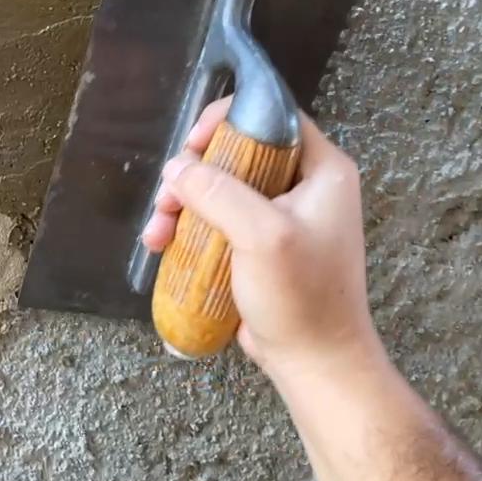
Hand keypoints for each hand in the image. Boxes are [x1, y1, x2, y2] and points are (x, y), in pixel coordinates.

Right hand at [140, 98, 380, 379]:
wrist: (314, 364)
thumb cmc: (303, 299)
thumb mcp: (262, 236)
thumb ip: (218, 193)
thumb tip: (176, 169)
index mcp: (323, 172)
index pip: (274, 117)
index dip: (230, 119)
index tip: (194, 143)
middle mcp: (303, 186)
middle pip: (237, 152)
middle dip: (193, 172)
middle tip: (169, 196)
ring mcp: (279, 217)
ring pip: (218, 186)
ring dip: (181, 203)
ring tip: (158, 230)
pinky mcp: (257, 244)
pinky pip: (215, 218)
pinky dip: (186, 226)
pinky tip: (162, 245)